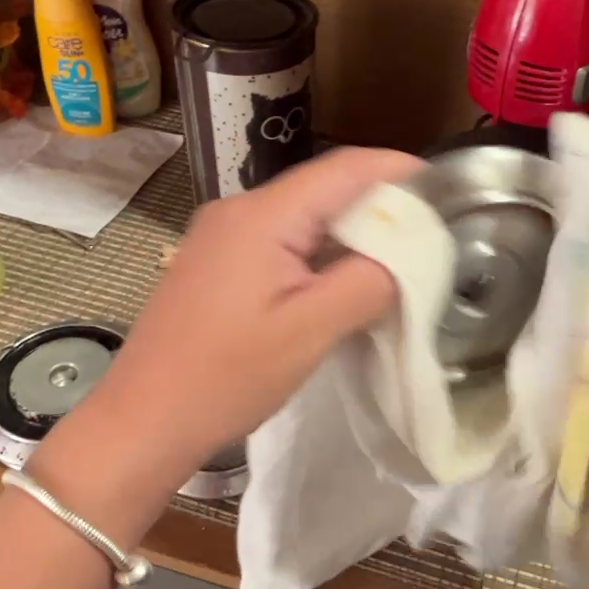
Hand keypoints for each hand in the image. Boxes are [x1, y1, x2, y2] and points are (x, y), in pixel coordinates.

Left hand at [58, 147, 424, 498]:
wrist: (143, 420)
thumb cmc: (225, 377)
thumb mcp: (309, 332)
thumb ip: (367, 283)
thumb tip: (408, 255)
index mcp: (262, 216)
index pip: (344, 168)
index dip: (398, 169)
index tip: (445, 186)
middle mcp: (239, 210)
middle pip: (324, 188)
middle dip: (380, 205)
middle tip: (430, 234)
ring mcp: (222, 235)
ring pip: (304, 216)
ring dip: (351, 232)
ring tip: (398, 259)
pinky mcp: (217, 262)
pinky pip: (281, 240)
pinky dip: (320, 252)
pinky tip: (343, 279)